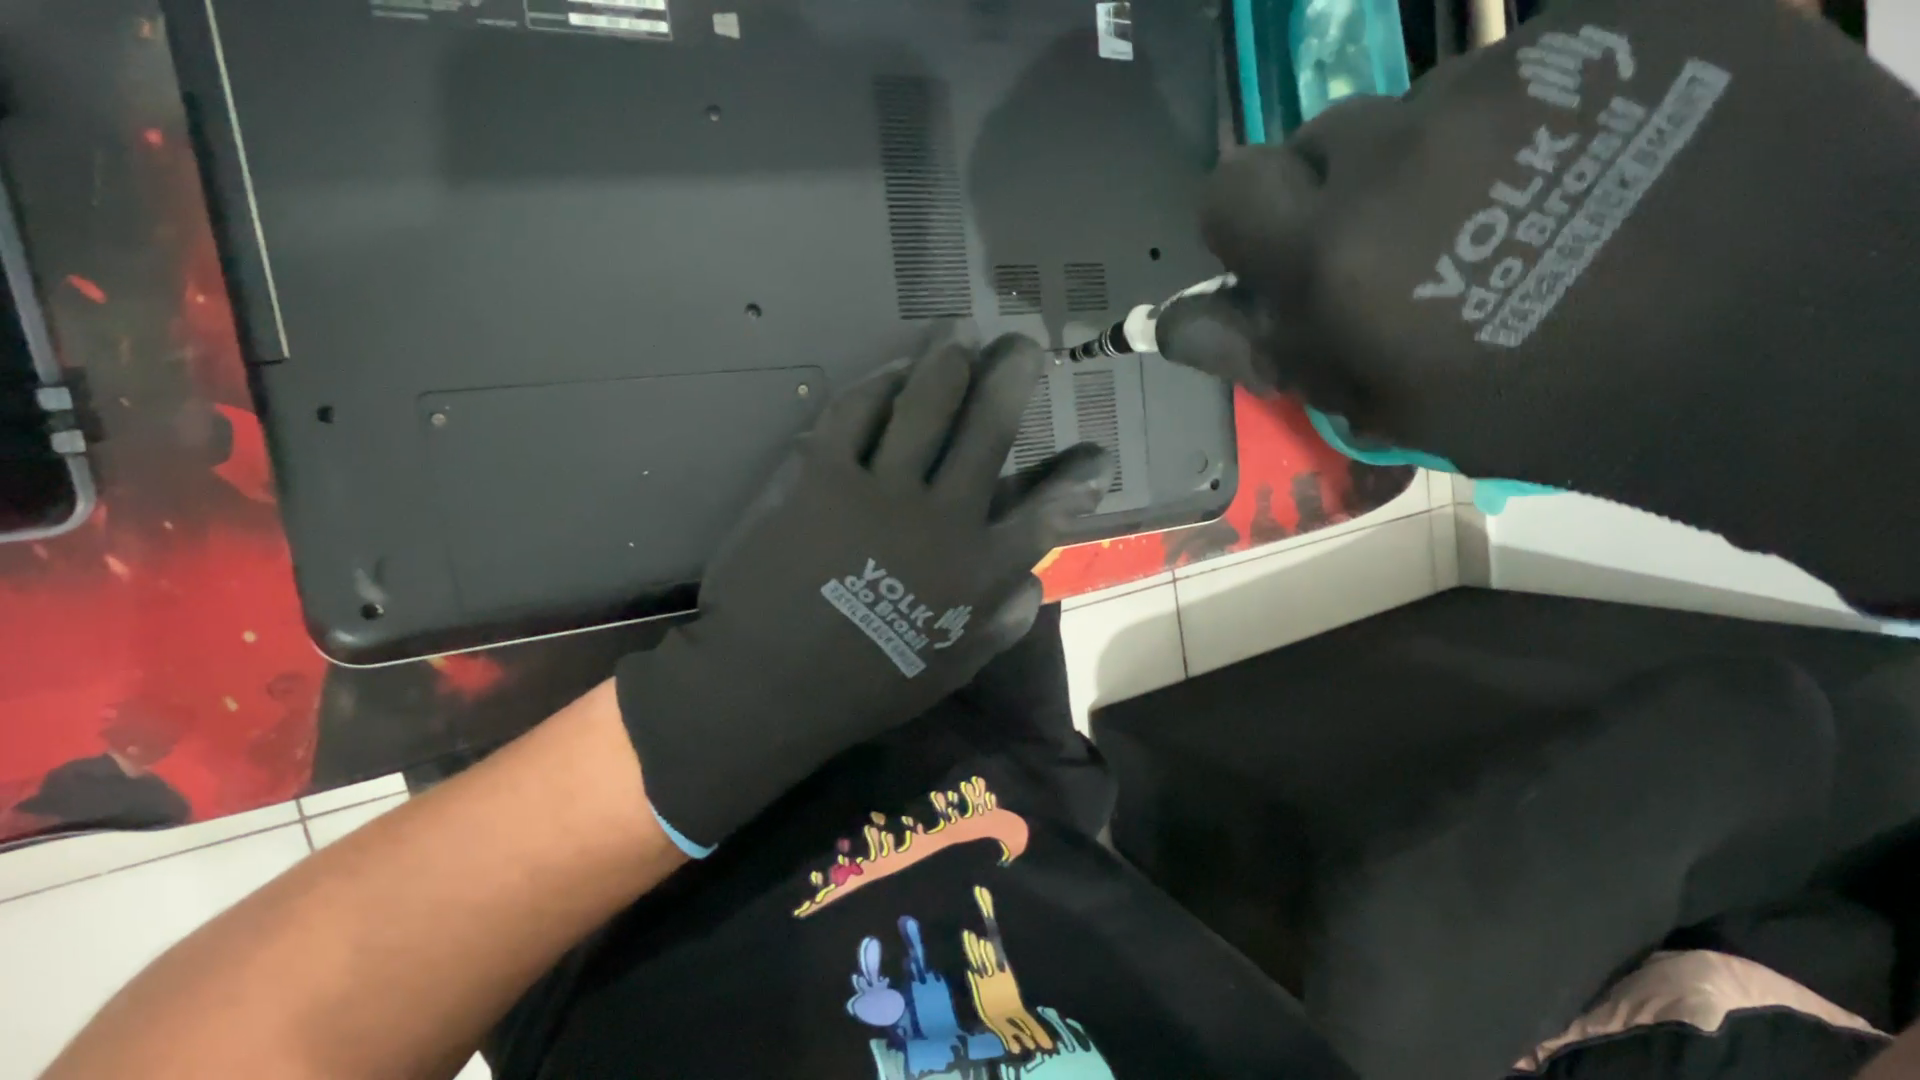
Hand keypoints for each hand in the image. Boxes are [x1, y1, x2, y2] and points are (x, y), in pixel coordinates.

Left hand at [615, 331, 1109, 853]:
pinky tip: (891, 370)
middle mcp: (940, 518)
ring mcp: (879, 489)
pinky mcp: (820, 472)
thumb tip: (1034, 581)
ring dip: (948, 362)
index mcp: (978, 571)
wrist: (766, 682)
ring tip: (960, 333)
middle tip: (1024, 345)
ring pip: (926, 405)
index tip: (1097, 456)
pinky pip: (853, 412)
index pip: (1045, 514)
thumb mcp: (948, 670)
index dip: (1077, 482)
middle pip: (988, 432)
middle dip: (1011, 379)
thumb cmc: (863, 685)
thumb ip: (999, 624)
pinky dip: (877, 385)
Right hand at [1163, 0, 1919, 609]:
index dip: (1252, 223)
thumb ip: (1284, 355)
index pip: (1229, 192)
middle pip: (1322, 136)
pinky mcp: (1628, 14)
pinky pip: (1542, 56)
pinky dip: (1552, 107)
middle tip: (1424, 245)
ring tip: (1539, 207)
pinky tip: (1615, 160)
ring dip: (1452, 153)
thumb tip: (1179, 325)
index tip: (1296, 255)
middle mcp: (1405, 144)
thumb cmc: (1572, 411)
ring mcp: (1523, 66)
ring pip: (1432, 101)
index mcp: (1342, 253)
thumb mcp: (1407, 409)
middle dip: (1348, 188)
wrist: (1819, 348)